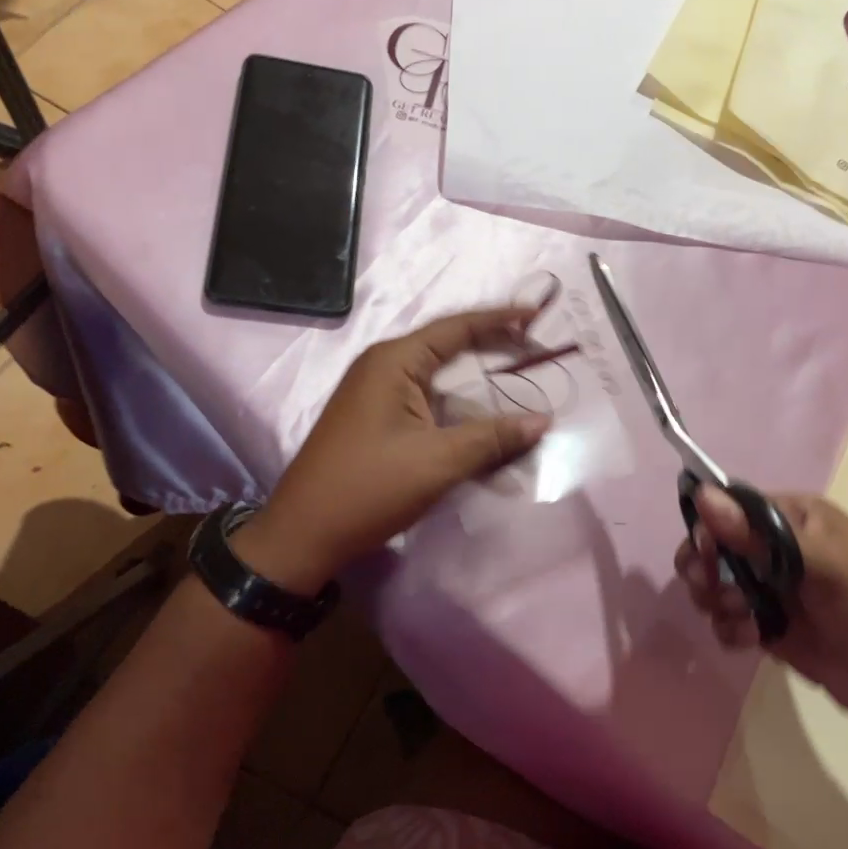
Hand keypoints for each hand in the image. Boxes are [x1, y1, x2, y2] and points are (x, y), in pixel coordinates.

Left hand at [233, 307, 552, 591]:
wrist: (304, 534)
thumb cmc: (368, 488)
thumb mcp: (437, 462)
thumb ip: (492, 438)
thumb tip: (543, 421)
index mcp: (393, 362)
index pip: (456, 327)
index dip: (499, 319)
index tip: (536, 313)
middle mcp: (383, 368)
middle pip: (448, 348)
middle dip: (493, 349)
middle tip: (538, 350)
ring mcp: (377, 395)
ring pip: (440, 381)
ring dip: (479, 385)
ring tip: (523, 384)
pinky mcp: (378, 421)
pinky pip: (429, 404)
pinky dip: (460, 410)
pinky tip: (487, 424)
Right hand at [677, 486, 847, 711]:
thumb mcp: (820, 563)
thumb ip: (758, 533)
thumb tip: (702, 494)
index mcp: (793, 516)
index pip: (731, 506)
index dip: (709, 527)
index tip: (706, 552)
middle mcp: (775, 545)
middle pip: (713, 544)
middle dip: (705, 568)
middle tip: (711, 589)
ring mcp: (768, 586)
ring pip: (713, 583)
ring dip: (716, 601)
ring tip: (743, 618)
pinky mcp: (763, 623)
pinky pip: (724, 618)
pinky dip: (729, 628)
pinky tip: (751, 639)